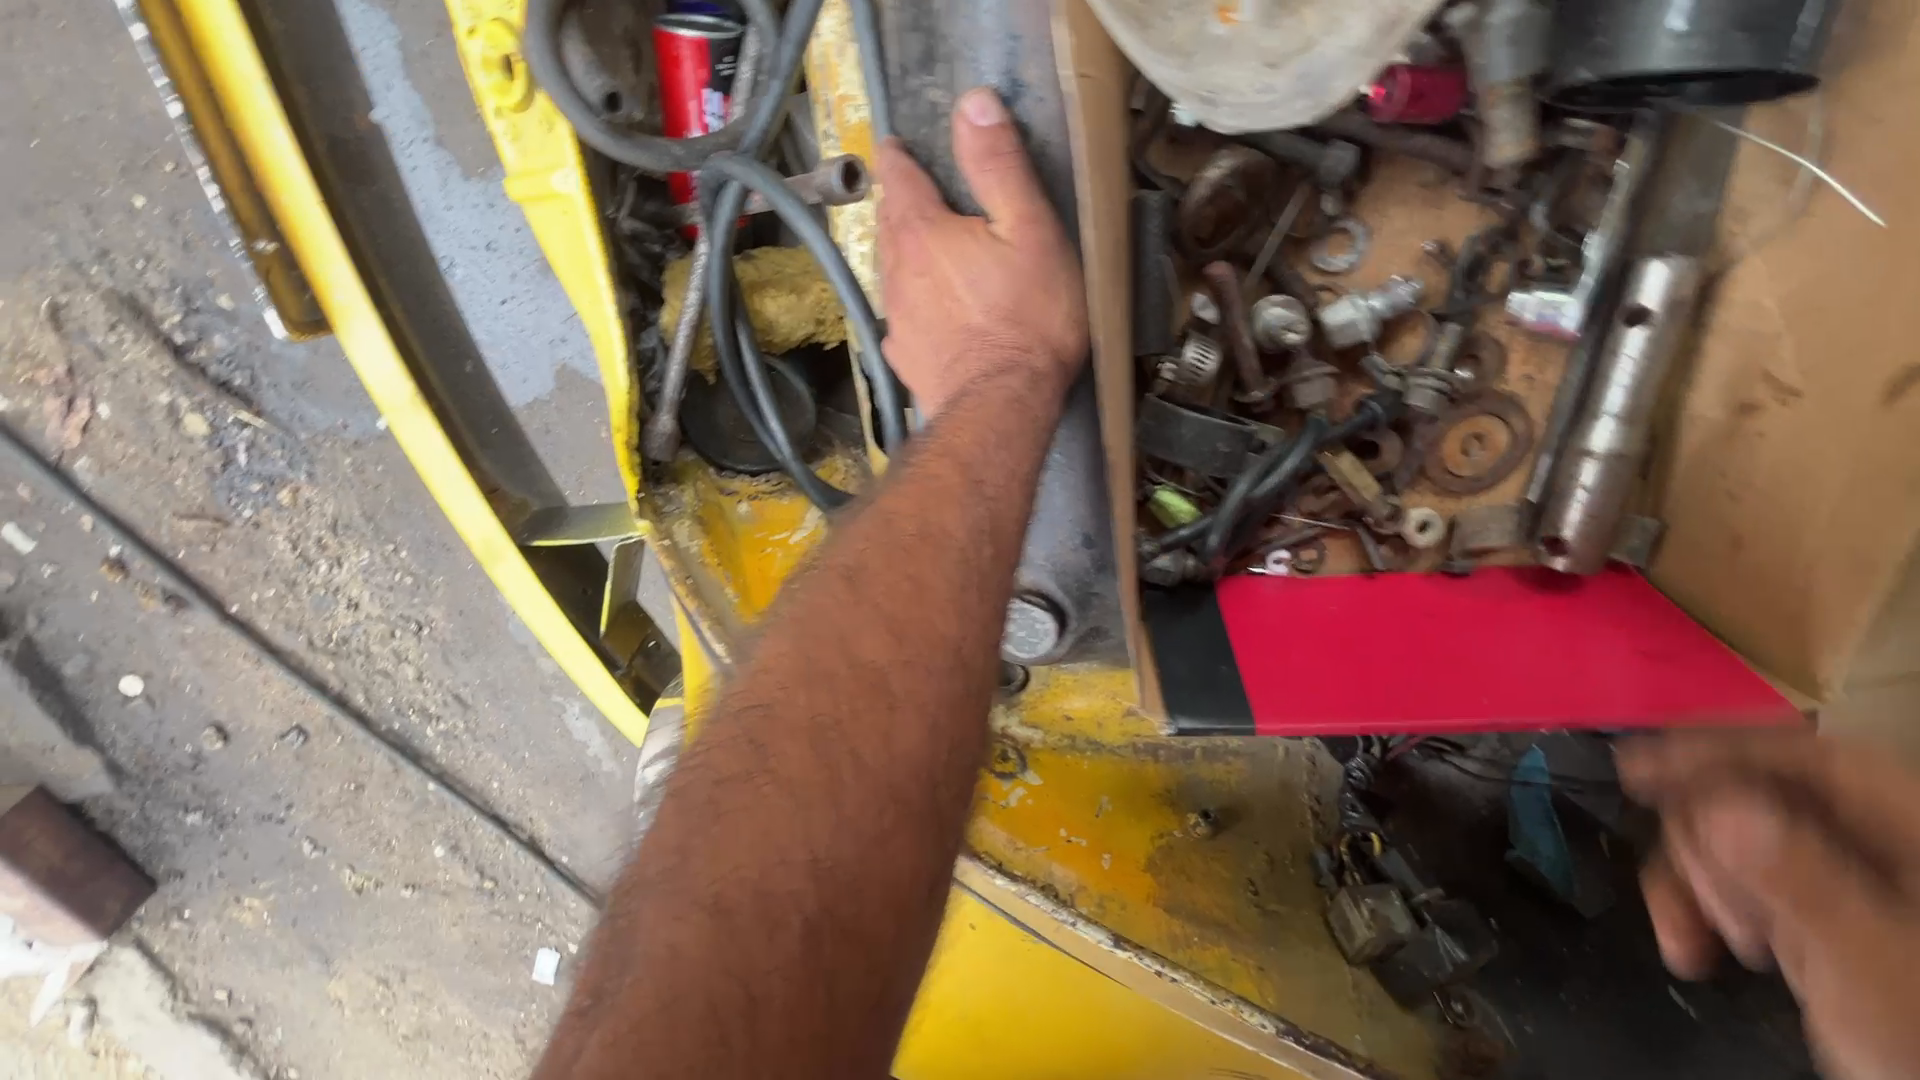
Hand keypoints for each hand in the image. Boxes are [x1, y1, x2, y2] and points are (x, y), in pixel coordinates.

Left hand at [875, 88, 1087, 419]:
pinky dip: (909, 304)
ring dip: (900, 254)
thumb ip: (999, 166)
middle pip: (888, 224)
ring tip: (919, 249)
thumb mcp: (1029, 229)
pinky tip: (925, 313)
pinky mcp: (904, 356)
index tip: (896, 147)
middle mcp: (897, 271)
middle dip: (899, 205)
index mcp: (924, 232)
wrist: (1002, 405)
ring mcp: (896, 318)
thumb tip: (974, 103)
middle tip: (913, 196)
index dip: (898, 158)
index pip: (898, 178)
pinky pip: (899, 317)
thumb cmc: (1028, 318)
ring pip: (889, 270)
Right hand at [1619, 729, 1919, 1079]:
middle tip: (1694, 899)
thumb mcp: (1868, 963)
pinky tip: (1690, 948)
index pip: (1813, 761)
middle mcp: (1876, 849)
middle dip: (1701, 846)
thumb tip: (1715, 807)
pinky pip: (1728, 882)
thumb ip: (1800, 881)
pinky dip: (1693, 907)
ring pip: (1726, 839)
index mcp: (1911, 837)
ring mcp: (1839, 882)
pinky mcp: (1806, 913)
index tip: (1632, 762)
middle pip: (1753, 801)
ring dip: (1690, 883)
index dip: (1723, 749)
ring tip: (1694, 939)